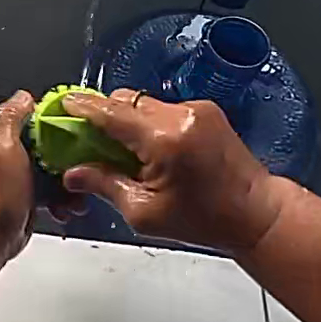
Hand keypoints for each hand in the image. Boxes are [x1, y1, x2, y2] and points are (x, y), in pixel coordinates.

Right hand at [60, 89, 281, 253]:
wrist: (257, 213)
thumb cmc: (205, 219)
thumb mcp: (144, 213)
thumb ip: (104, 185)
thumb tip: (72, 173)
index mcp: (164, 140)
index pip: (111, 113)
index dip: (83, 107)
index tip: (63, 104)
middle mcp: (180, 115)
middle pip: (125, 102)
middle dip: (104, 117)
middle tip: (90, 140)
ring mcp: (196, 109)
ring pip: (143, 104)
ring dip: (128, 121)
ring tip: (126, 151)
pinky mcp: (204, 110)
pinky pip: (163, 108)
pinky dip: (149, 123)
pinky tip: (152, 149)